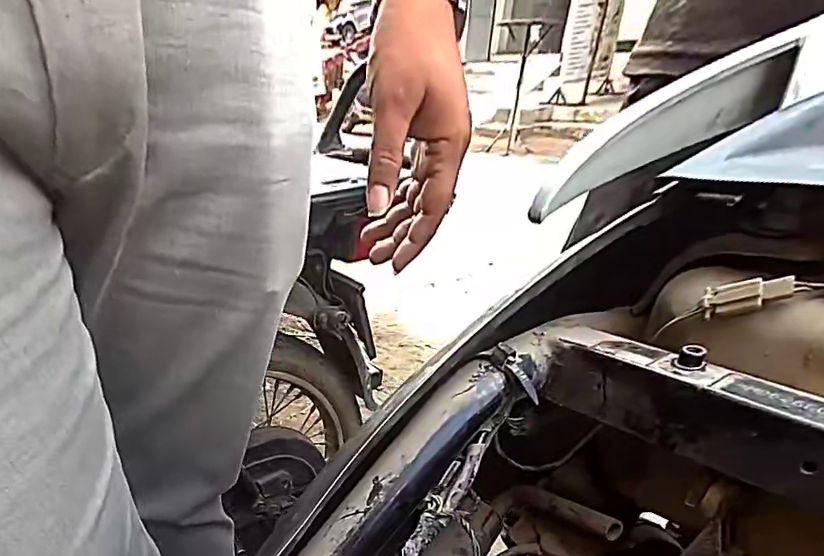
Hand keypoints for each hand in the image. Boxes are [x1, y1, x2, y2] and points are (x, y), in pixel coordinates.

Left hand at [359, 0, 469, 271]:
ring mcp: (437, 140)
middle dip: (402, 235)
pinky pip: (412, 175)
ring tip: (374, 240)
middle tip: (377, 256)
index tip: (398, 262)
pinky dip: (396, 195)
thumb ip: (383, 161)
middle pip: (426, 207)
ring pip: (418, 193)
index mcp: (450, 143)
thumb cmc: (412, 40)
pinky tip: (382, 207)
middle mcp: (448, 145)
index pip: (434, 208)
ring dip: (396, 218)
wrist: (415, 4)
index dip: (415, 240)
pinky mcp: (424, 132)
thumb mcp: (392, 108)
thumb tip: (376, 204)